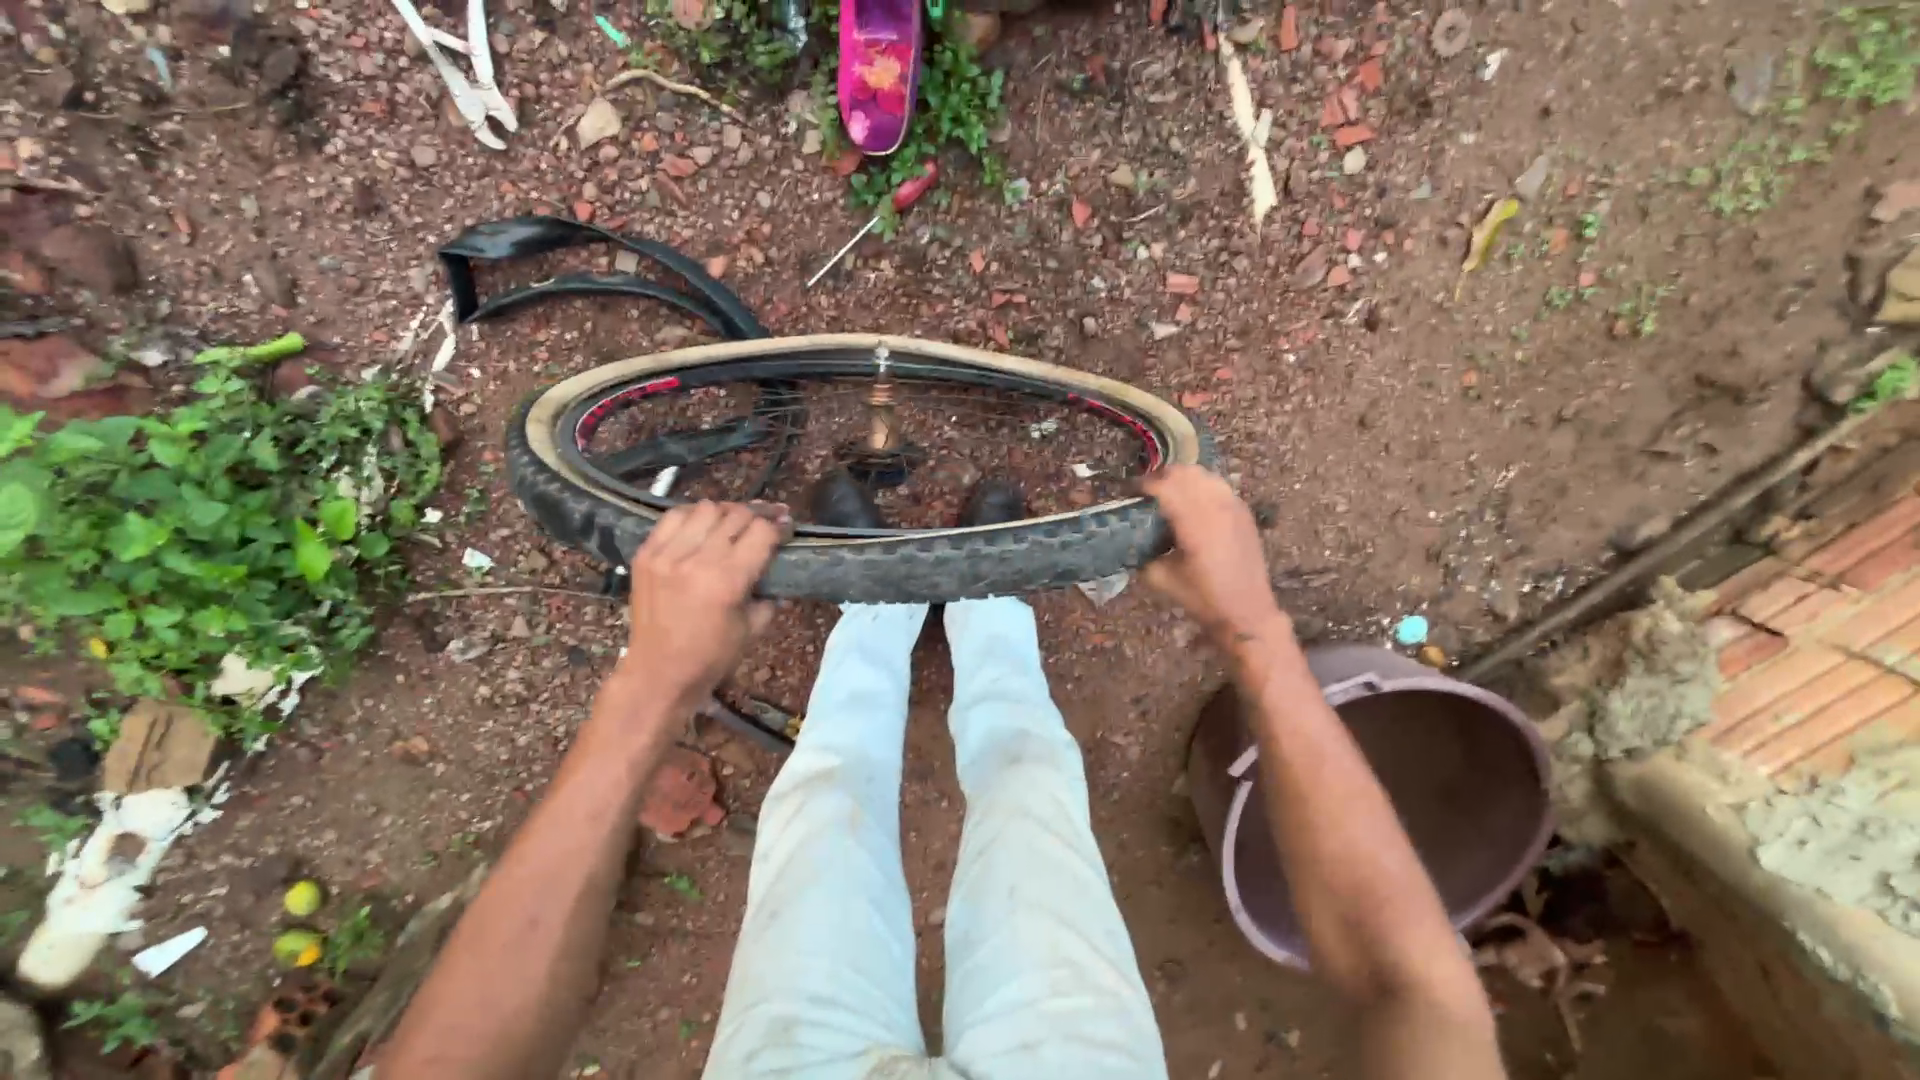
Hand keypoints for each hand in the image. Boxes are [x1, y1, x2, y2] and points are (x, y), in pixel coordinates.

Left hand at [618, 501, 788, 710]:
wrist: (659, 673)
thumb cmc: (712, 656)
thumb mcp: (753, 627)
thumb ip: (771, 594)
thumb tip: (782, 570)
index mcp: (727, 580)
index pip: (761, 532)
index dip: (779, 526)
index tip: (787, 528)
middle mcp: (696, 559)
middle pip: (735, 514)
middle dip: (757, 516)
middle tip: (767, 522)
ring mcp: (666, 554)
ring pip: (705, 508)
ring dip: (724, 512)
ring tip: (732, 523)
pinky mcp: (645, 554)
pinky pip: (672, 517)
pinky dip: (692, 516)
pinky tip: (701, 527)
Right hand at [1140, 466, 1289, 651]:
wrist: (1247, 611)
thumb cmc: (1203, 598)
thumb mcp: (1161, 579)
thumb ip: (1143, 553)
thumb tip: (1130, 536)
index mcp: (1195, 525)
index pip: (1165, 486)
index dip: (1143, 484)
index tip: (1130, 492)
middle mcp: (1216, 508)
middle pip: (1184, 473)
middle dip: (1161, 477)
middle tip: (1147, 492)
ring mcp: (1234, 507)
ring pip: (1203, 474)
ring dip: (1182, 479)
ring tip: (1169, 494)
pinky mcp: (1244, 512)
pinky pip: (1218, 485)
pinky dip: (1201, 486)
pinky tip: (1193, 504)